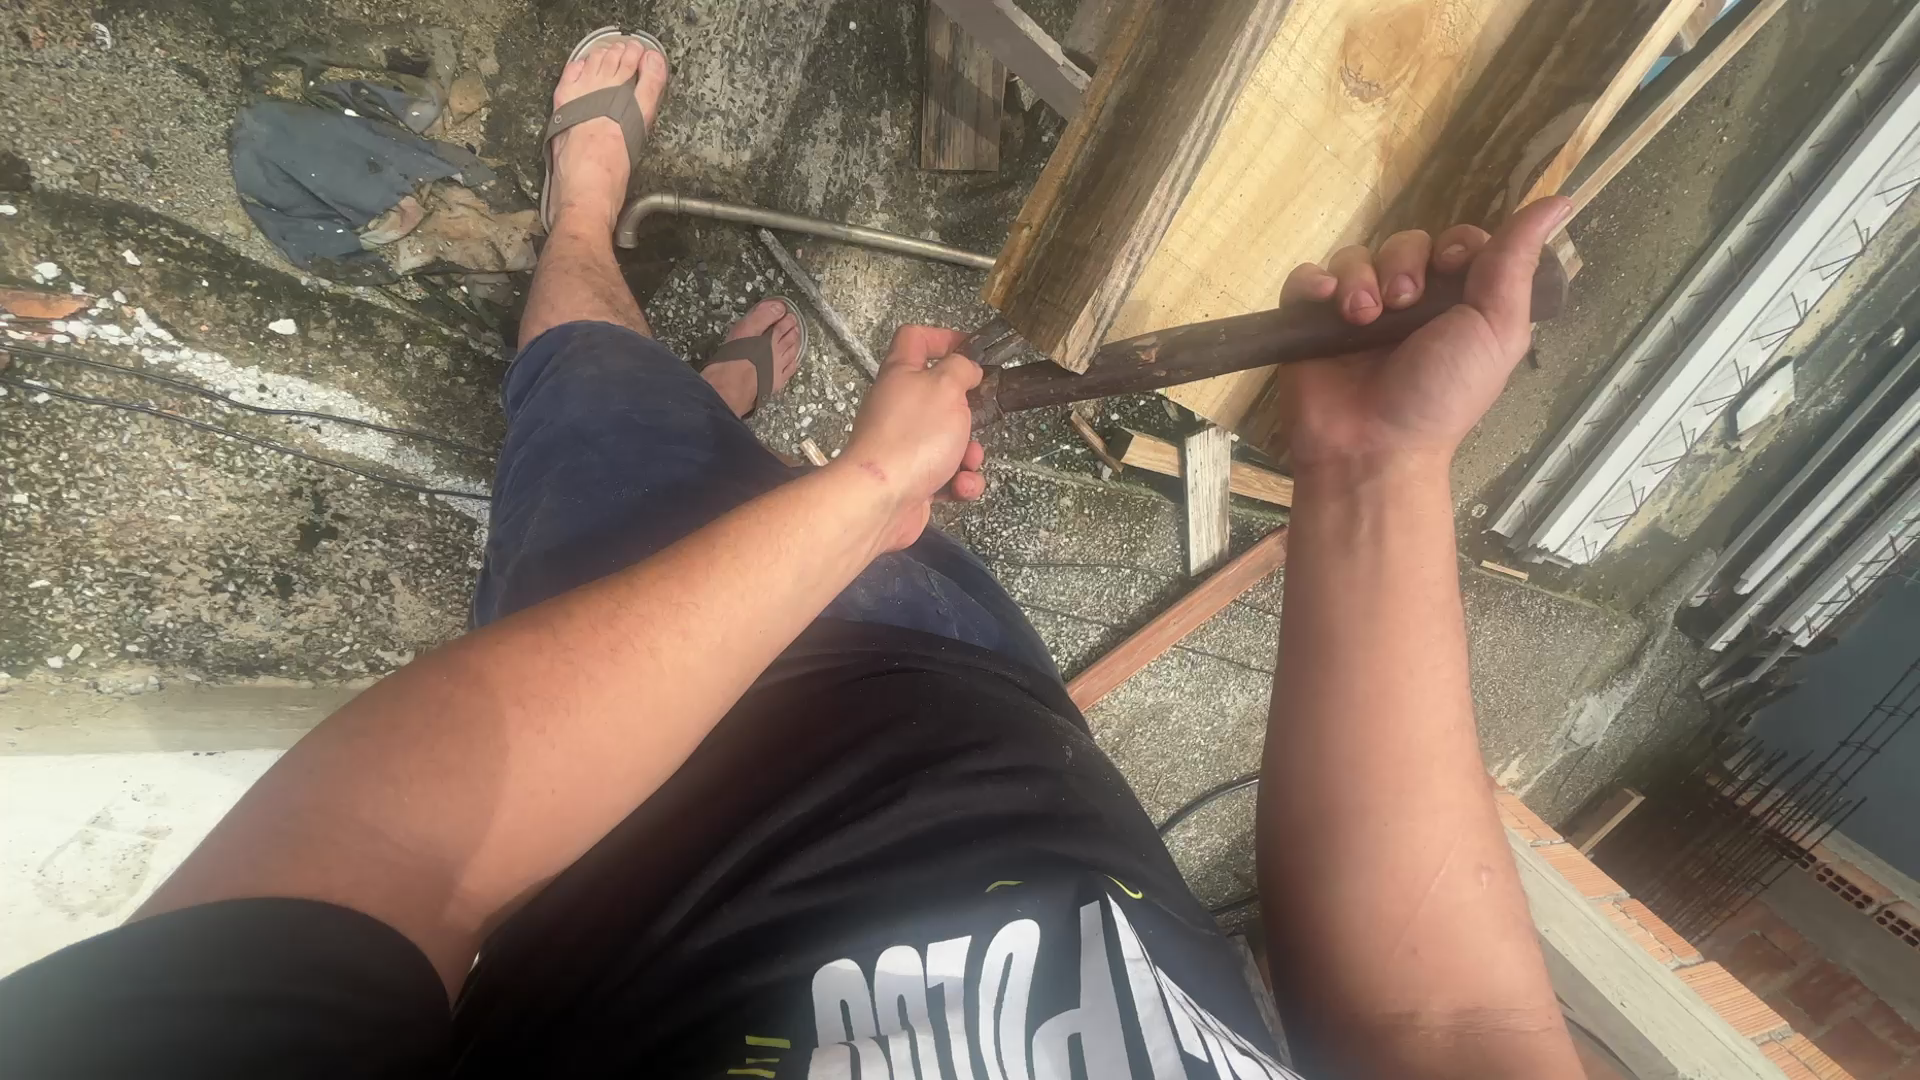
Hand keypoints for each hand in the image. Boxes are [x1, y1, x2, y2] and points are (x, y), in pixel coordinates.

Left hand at [835, 325, 987, 551]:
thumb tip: (967, 368)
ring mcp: (905, 446)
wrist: (882, 499)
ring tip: (968, 463)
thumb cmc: (914, 436)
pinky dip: (959, 482)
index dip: (942, 337)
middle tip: (979, 418)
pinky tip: (960, 487)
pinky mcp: (914, 480)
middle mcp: (899, 408)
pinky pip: (947, 476)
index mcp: (901, 375)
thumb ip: (961, 369)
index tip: (970, 348)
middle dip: (969, 412)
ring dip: (969, 454)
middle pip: (940, 398)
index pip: (914, 339)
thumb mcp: (946, 387)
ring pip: (950, 441)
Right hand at [1270, 197, 1572, 474]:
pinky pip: (1304, 281)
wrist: (1369, 446)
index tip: (1449, 269)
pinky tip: (1323, 303)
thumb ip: (1514, 266)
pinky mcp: (1305, 326)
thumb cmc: (1438, 397)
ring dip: (1358, 278)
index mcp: (1451, 304)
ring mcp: (1349, 314)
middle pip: (1402, 244)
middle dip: (1402, 264)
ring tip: (1361, 317)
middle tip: (1402, 305)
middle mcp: (1401, 304)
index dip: (1451, 246)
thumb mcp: (1495, 332)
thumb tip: (1558, 200)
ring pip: (1353, 258)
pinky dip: (1311, 283)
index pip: (1452, 244)